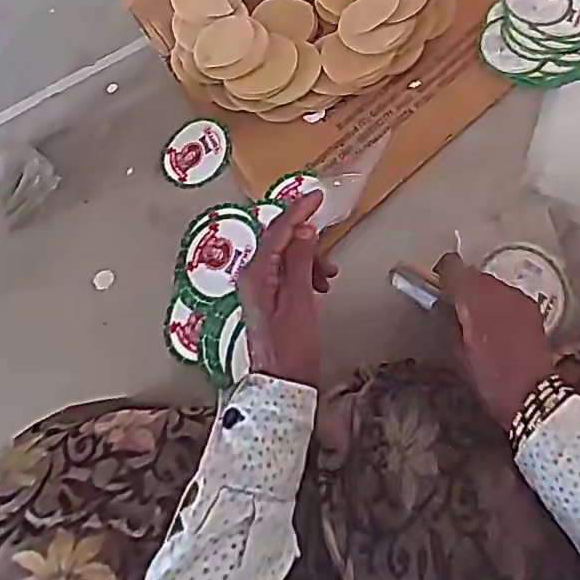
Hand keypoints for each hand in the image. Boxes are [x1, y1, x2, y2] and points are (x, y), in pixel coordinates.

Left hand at [237, 191, 337, 385]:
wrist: (282, 383)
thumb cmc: (291, 346)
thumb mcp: (299, 299)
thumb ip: (300, 261)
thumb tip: (305, 229)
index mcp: (255, 275)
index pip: (278, 232)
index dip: (298, 211)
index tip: (317, 197)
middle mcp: (252, 277)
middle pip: (281, 241)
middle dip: (306, 240)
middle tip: (327, 241)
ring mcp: (259, 287)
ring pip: (288, 256)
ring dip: (310, 259)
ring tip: (327, 276)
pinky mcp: (268, 296)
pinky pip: (288, 271)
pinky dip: (307, 271)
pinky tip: (319, 284)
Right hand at [436, 252, 553, 427]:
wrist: (533, 396)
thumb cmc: (491, 381)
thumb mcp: (460, 356)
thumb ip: (451, 325)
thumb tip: (443, 309)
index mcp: (476, 302)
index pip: (456, 268)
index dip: (444, 271)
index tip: (438, 282)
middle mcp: (499, 292)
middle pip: (475, 275)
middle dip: (464, 286)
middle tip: (455, 307)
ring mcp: (519, 298)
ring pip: (493, 284)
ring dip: (483, 294)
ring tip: (477, 318)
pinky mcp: (532, 307)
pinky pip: (509, 296)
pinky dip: (500, 303)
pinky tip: (497, 324)